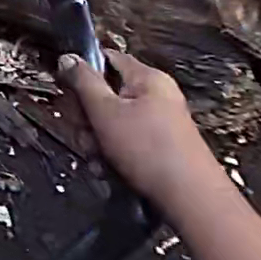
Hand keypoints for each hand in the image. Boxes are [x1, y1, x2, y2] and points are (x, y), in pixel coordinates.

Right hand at [57, 50, 228, 207]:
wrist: (193, 203)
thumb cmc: (147, 149)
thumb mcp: (104, 110)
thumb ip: (82, 80)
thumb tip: (67, 56)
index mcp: (147, 79)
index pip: (105, 57)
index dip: (81, 70)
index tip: (67, 91)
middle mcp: (154, 96)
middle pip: (103, 90)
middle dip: (85, 113)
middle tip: (83, 129)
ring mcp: (157, 121)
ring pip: (108, 117)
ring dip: (93, 135)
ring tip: (95, 154)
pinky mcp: (157, 145)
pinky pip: (122, 137)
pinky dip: (109, 150)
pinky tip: (104, 166)